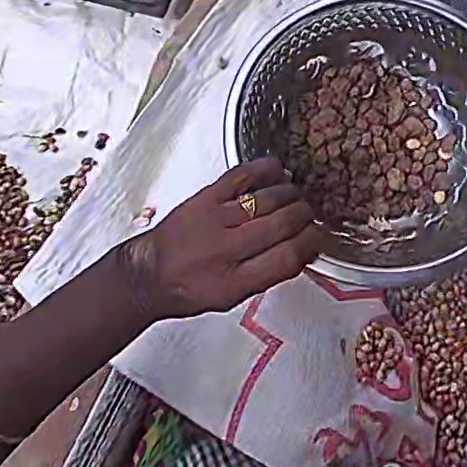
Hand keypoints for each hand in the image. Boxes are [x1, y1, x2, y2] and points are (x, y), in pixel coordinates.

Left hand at [118, 157, 322, 320]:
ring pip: (267, 199)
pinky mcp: (205, 197)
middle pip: (282, 224)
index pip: (287, 258)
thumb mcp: (232, 297)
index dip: (310, 243)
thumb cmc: (191, 288)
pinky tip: (277, 170)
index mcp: (236, 282)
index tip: (317, 236)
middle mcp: (226, 250)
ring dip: (290, 193)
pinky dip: (264, 169)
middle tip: (308, 213)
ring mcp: (215, 220)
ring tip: (295, 195)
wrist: (149, 273)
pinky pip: (241, 176)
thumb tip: (304, 249)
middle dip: (304, 215)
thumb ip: (268, 275)